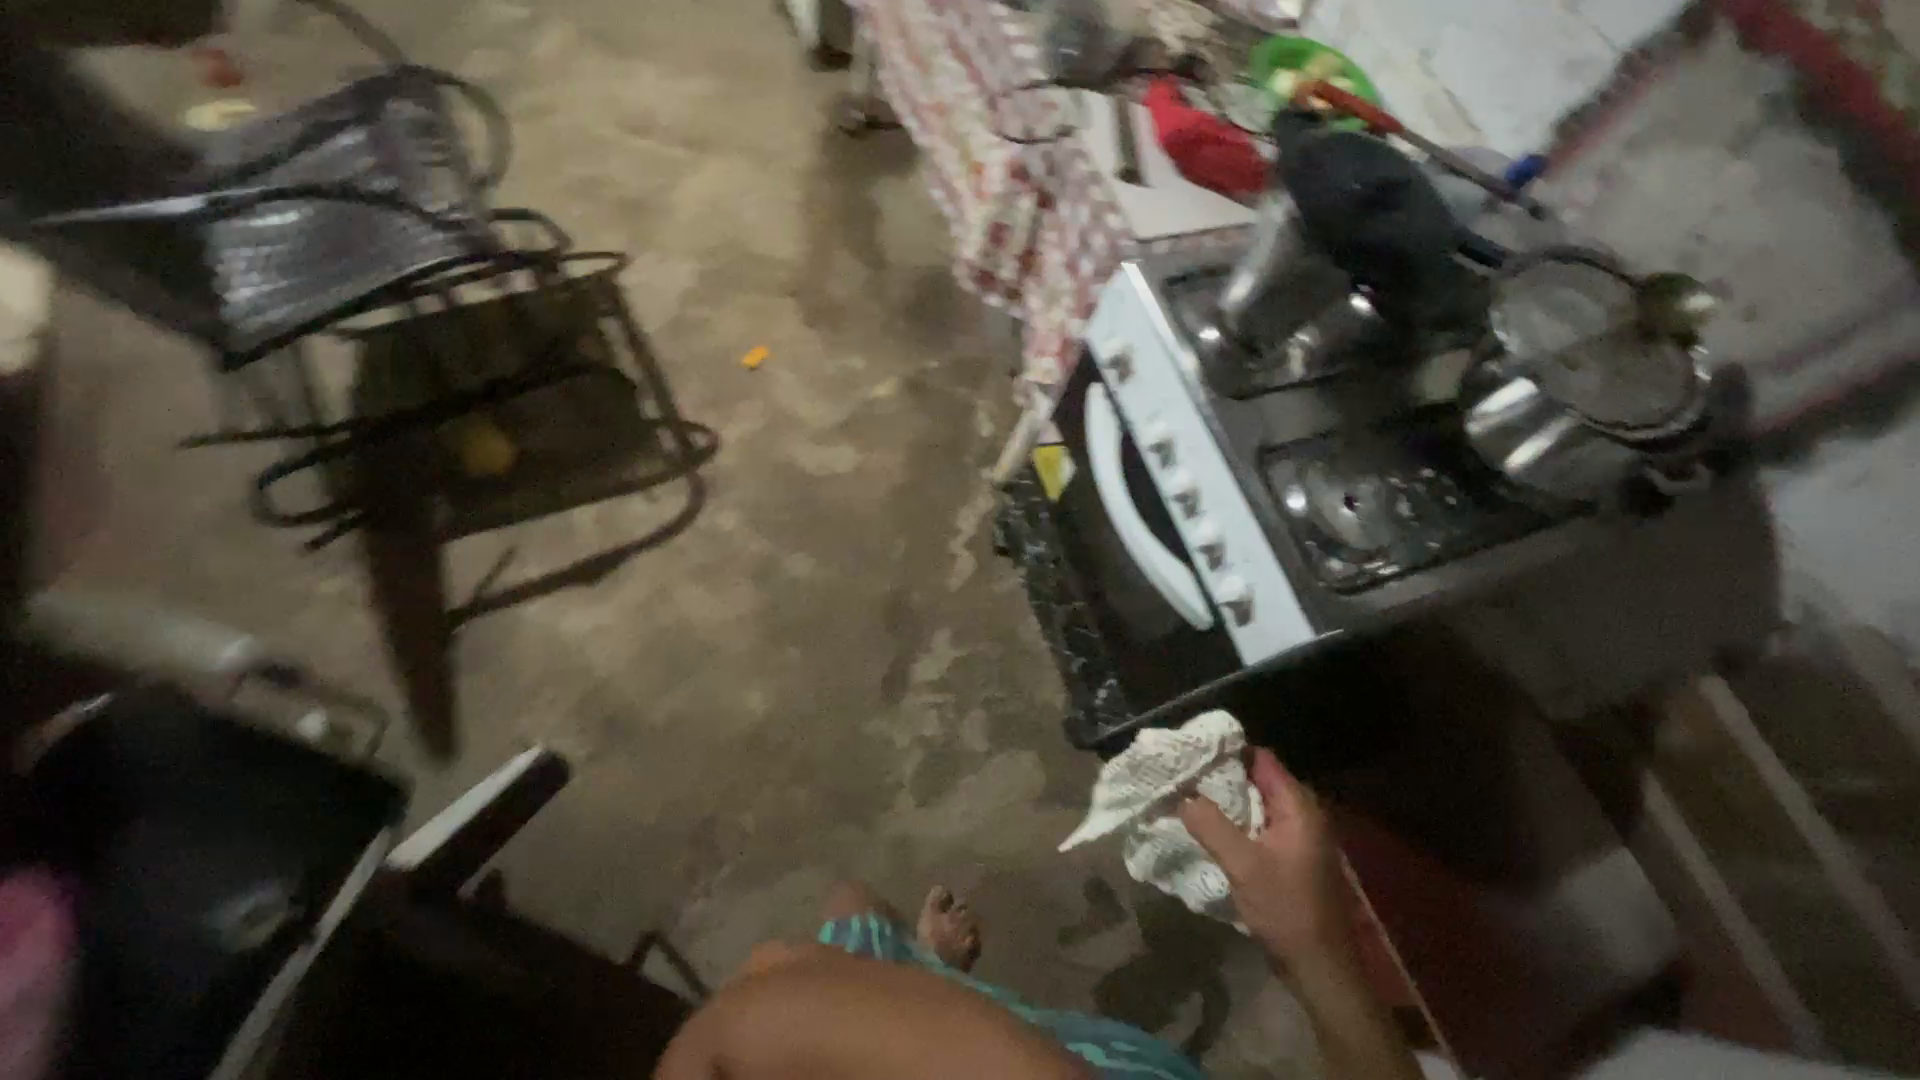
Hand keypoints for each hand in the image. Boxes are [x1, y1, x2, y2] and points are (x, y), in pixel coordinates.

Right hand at [1179, 747, 1353, 974]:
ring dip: (1227, 802)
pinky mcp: (1292, 859)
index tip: (1192, 753)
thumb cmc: (1286, 909)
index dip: (1228, 752)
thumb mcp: (1243, 865)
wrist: (1319, 966)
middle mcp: (1304, 815)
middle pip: (1258, 780)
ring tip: (1188, 798)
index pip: (1262, 759)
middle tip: (1183, 775)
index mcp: (1299, 807)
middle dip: (1222, 777)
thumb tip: (1181, 795)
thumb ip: (1210, 825)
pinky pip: (1260, 826)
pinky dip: (1237, 823)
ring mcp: (1300, 838)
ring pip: (1257, 805)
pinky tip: (1210, 830)